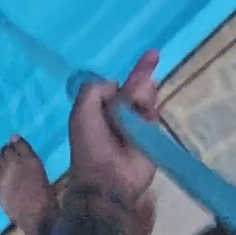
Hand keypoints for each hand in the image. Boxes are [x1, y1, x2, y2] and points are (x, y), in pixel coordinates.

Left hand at [62, 50, 161, 205]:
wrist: (109, 179)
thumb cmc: (91, 146)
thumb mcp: (81, 113)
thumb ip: (93, 91)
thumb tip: (115, 83)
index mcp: (96, 111)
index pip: (111, 88)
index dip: (117, 80)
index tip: (125, 71)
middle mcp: (116, 116)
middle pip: (132, 89)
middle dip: (141, 74)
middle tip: (153, 55)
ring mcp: (135, 124)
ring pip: (145, 98)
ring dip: (144, 90)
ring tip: (141, 94)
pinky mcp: (151, 134)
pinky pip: (153, 113)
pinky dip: (150, 107)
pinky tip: (145, 107)